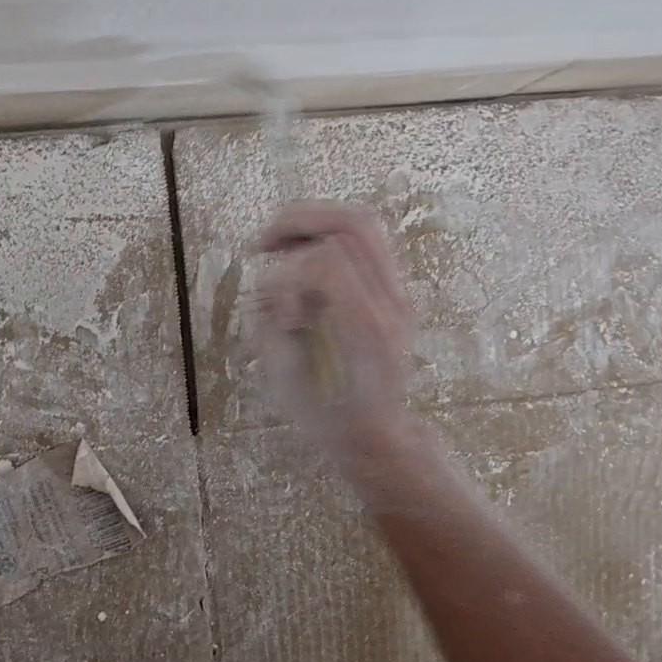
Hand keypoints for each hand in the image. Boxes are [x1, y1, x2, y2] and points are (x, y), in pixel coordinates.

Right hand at [255, 202, 419, 467]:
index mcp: (366, 329)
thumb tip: (272, 291)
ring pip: (361, 224)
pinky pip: (363, 243)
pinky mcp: (394, 293)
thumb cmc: (328, 421)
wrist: (379, 439)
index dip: (287, 276)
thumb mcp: (287, 382)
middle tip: (262, 244)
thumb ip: (275, 328)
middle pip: (352, 224)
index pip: (327, 262)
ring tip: (276, 246)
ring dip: (311, 225)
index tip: (276, 313)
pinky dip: (324, 238)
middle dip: (298, 222)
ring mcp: (399, 296)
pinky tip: (298, 261)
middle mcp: (390, 304)